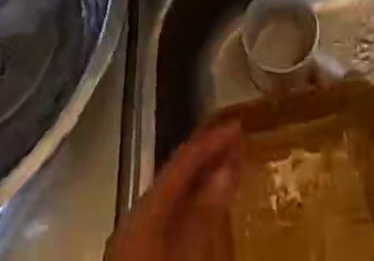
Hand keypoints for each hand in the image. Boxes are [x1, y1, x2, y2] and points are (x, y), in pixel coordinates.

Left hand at [105, 122, 242, 260]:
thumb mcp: (186, 256)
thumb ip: (205, 213)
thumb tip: (228, 166)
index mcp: (144, 215)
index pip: (180, 164)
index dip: (210, 141)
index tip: (239, 125)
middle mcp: (135, 221)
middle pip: (174, 176)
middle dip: (208, 156)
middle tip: (240, 141)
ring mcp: (134, 242)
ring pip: (172, 196)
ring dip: (201, 178)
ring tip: (231, 165)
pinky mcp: (139, 258)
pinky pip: (169, 215)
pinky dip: (192, 201)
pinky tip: (208, 206)